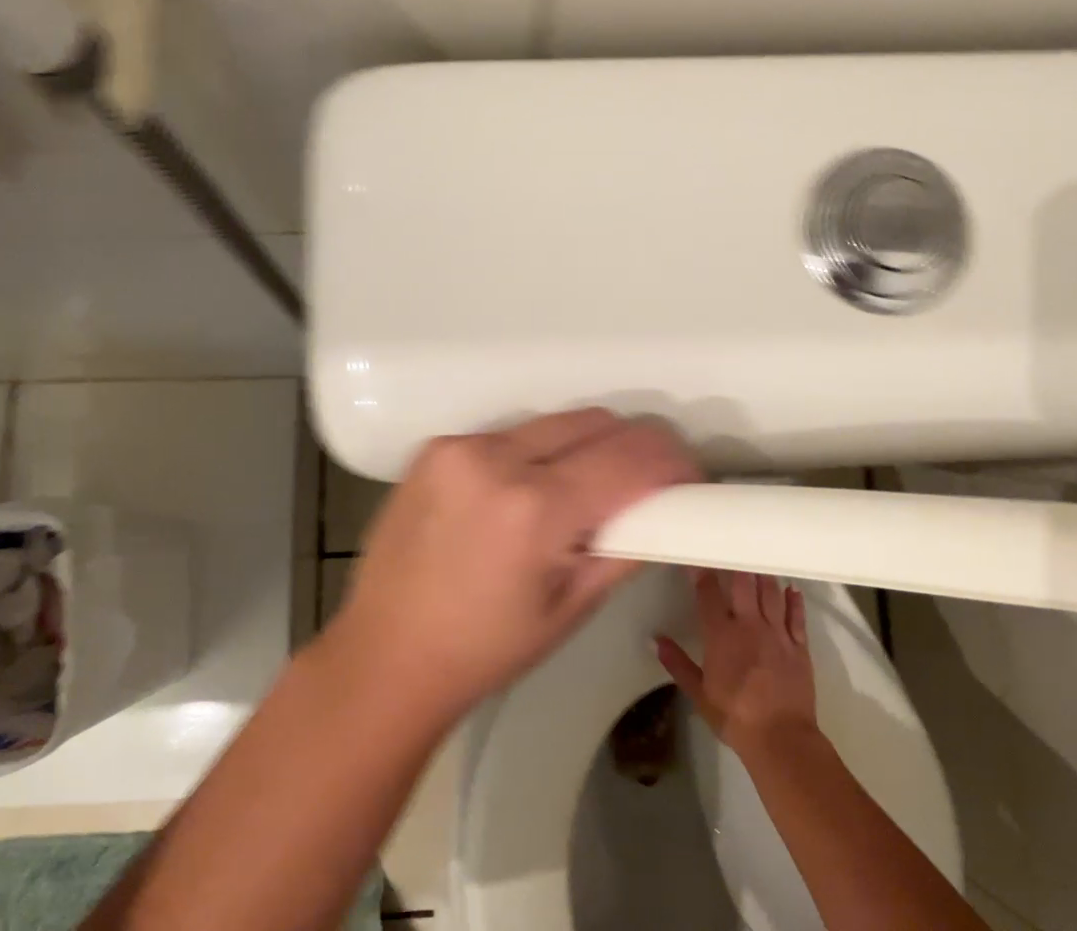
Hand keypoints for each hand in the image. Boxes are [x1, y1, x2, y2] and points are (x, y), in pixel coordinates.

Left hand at [331, 409, 699, 717]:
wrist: (385, 654)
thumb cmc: (484, 650)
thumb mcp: (571, 608)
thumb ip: (625, 548)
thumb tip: (665, 510)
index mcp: (535, 510)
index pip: (631, 458)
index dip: (674, 463)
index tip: (690, 479)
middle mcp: (495, 460)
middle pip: (597, 422)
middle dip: (635, 448)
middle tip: (647, 485)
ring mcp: (459, 447)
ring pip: (555, 422)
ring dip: (585, 448)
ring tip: (584, 492)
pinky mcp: (435, 447)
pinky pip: (510, 434)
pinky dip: (536, 454)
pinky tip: (528, 492)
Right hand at [657, 571, 817, 755]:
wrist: (781, 738)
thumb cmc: (734, 717)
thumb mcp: (699, 693)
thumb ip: (678, 663)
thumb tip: (656, 640)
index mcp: (722, 636)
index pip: (709, 595)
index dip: (701, 575)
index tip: (696, 560)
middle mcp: (751, 626)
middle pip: (744, 584)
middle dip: (737, 566)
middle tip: (732, 553)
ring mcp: (778, 634)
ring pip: (772, 594)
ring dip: (764, 577)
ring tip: (758, 563)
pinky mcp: (800, 646)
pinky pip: (797, 616)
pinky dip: (794, 600)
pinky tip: (792, 589)